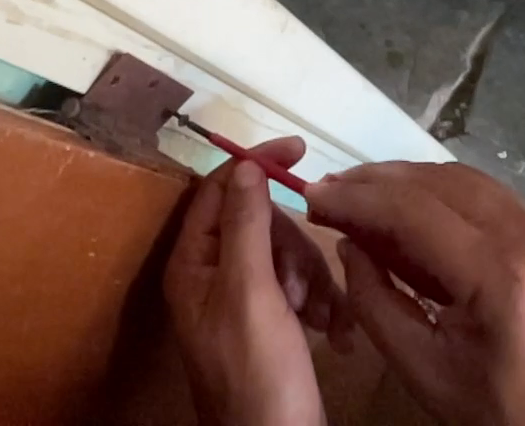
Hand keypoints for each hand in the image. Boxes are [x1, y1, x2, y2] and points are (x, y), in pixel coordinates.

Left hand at [163, 138, 348, 425]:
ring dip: (309, 275)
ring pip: (283, 250)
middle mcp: (212, 273)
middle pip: (258, 220)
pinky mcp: (268, 319)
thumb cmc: (259, 374)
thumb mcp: (251, 294)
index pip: (220, 189)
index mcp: (193, 262)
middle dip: (291, 244)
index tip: (299, 149)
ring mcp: (240, 298)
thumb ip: (247, 225)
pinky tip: (330, 327)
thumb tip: (246, 164)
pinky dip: (318, 298)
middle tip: (302, 284)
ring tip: (318, 314)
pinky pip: (296, 282)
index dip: (255, 163)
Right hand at [307, 162, 524, 425]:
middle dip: (372, 182)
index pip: (409, 210)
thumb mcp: (427, 374)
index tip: (311, 196)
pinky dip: (436, 190)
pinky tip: (408, 206)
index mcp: (500, 275)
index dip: (354, 199)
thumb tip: (348, 244)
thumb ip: (375, 304)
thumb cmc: (510, 417)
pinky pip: (482, 192)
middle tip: (328, 193)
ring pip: (456, 177)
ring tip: (359, 196)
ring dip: (402, 180)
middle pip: (432, 181)